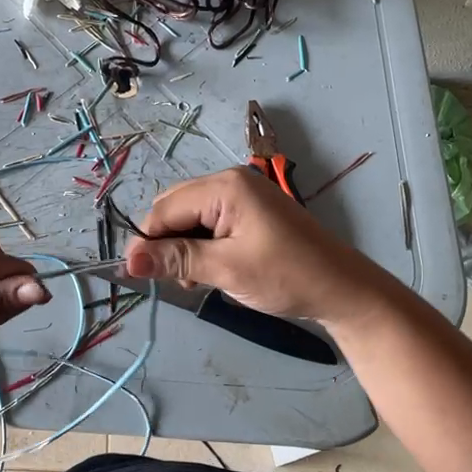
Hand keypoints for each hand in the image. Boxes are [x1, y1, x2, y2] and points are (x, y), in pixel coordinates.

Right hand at [123, 168, 394, 326]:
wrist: (344, 290)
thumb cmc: (287, 276)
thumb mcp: (227, 270)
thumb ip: (176, 260)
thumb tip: (128, 260)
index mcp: (225, 186)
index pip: (166, 208)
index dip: (147, 241)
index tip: (136, 275)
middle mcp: (230, 181)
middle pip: (175, 207)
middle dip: (167, 242)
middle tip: (177, 281)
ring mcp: (243, 195)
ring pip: (191, 216)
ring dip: (184, 247)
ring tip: (198, 280)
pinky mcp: (251, 211)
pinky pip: (210, 222)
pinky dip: (203, 245)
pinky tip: (212, 270)